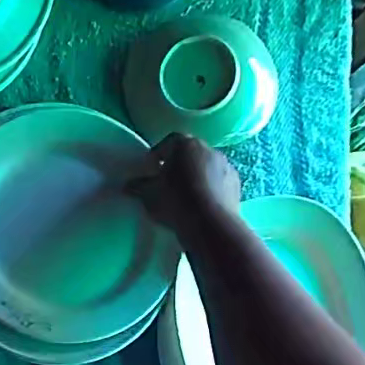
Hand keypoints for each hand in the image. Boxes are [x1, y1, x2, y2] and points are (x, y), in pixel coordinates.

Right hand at [126, 134, 242, 230]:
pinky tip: (201, 204)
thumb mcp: (148, 195)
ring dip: (196, 175)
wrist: (210, 223)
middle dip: (178, 164)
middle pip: (189, 152)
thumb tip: (128, 184)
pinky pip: (218, 180)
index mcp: (184, 145)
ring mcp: (225, 164)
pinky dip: (210, 187)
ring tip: (185, 195)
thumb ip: (138, 186)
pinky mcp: (236, 182)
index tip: (151, 169)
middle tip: (167, 182)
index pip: (168, 141)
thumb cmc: (174, 202)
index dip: (158, 154)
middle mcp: (207, 148)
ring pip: (205, 166)